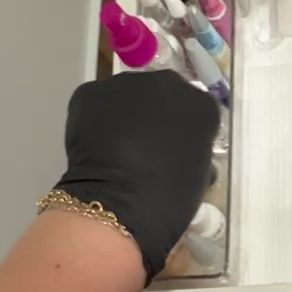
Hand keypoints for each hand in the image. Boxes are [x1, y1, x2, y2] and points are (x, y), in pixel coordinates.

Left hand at [57, 71, 219, 281]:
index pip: (199, 111)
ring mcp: (125, 84)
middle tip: (150, 147)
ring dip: (129, 115)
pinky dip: (100, 120)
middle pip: (164, 95)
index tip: (180, 150)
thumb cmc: (169, 199)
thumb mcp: (198, 175)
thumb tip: (180, 149)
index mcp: (200, 106)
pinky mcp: (90, 93)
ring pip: (130, 96)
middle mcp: (166, 84)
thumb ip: (193, 150)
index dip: (189, 131)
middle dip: (159, 116)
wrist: (118, 207)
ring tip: (120, 149)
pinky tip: (99, 146)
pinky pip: (100, 103)